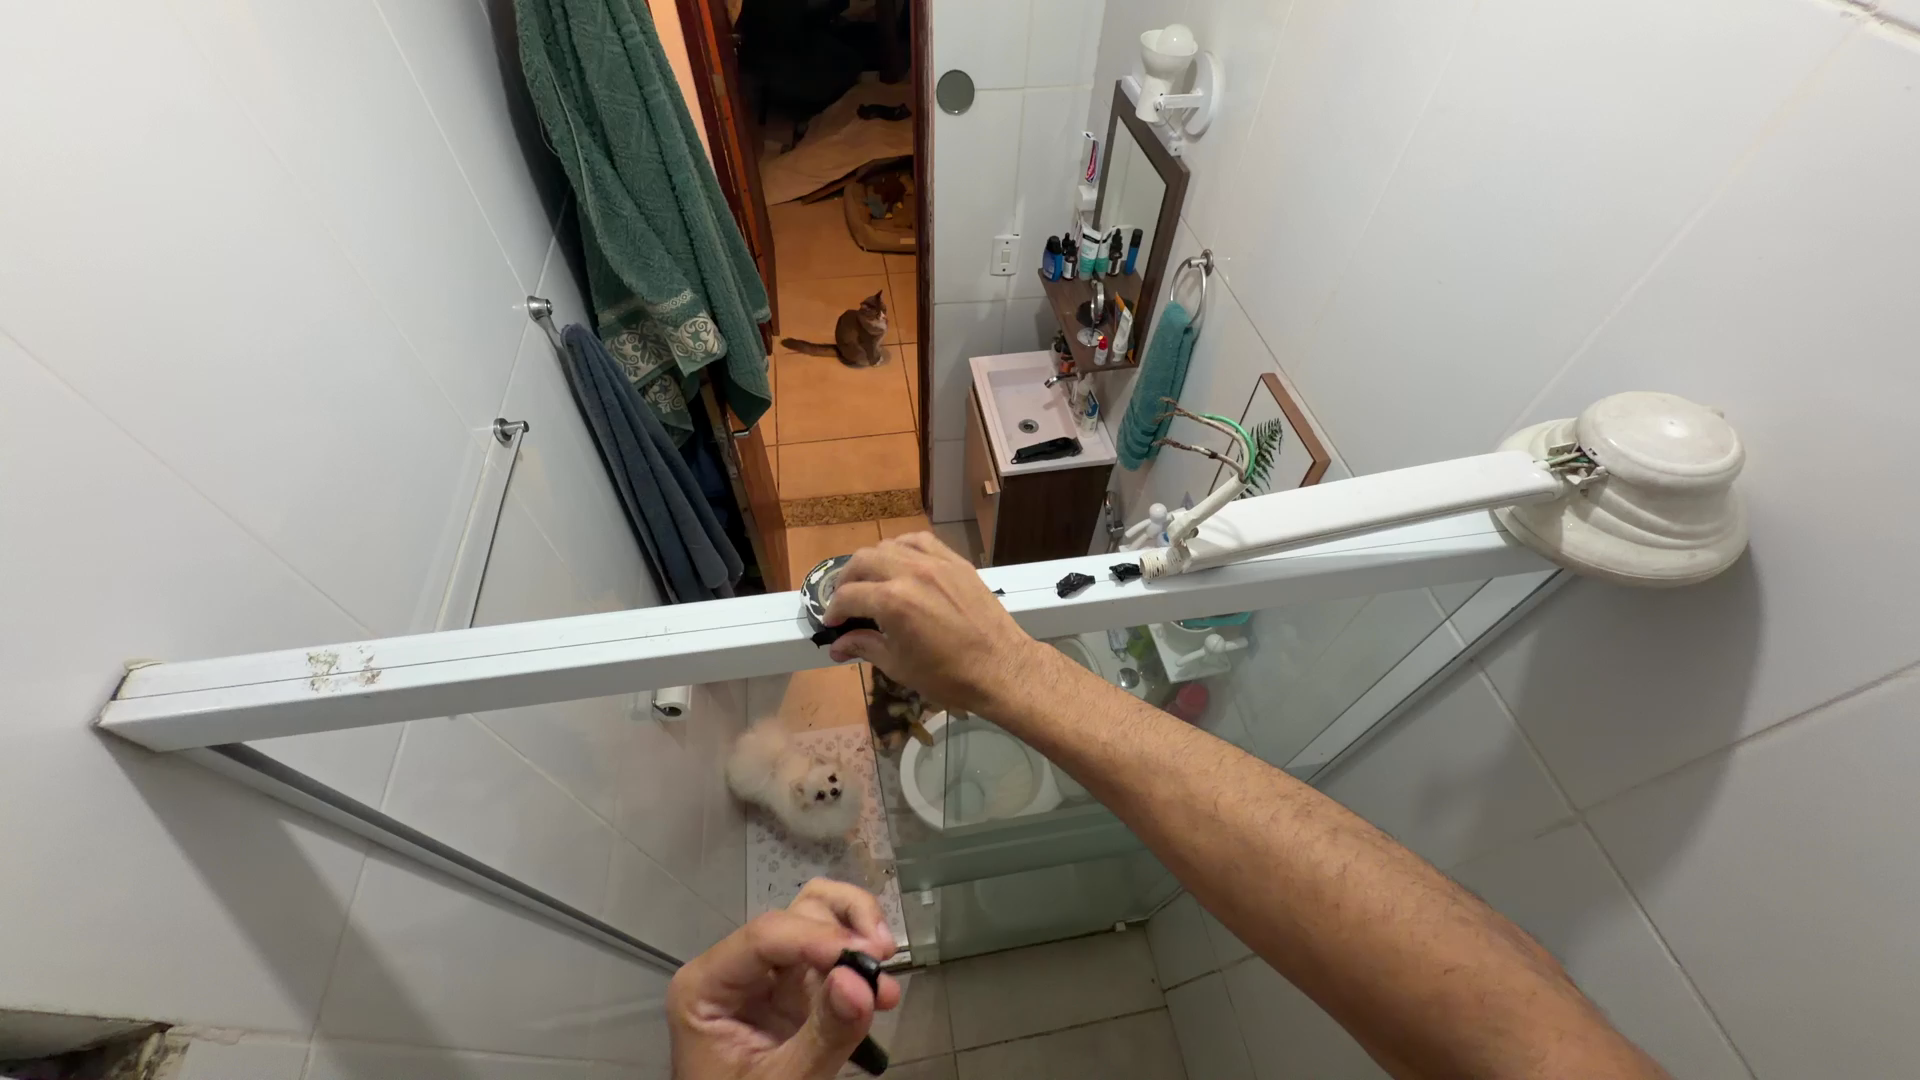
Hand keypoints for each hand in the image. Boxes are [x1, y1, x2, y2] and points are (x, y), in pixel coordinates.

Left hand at [668, 879, 901, 1079]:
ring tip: (886, 957)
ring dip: (857, 926)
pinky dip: (859, 957)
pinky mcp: (795, 987)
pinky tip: (881, 988)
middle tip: (881, 955)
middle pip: (795, 912)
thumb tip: (860, 983)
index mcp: (708, 985)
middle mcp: (737, 964)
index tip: (867, 957)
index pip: (765, 935)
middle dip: (844, 926)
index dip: (818, 937)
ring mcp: (769, 972)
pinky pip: (830, 951)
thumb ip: (821, 1036)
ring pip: (816, 914)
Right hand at [822, 532, 1051, 716]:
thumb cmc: (948, 676)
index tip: (832, 623)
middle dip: (846, 580)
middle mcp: (911, 573)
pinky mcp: (956, 562)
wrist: (1001, 668)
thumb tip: (837, 645)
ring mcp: (936, 563)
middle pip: (862, 561)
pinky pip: (921, 541)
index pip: (848, 596)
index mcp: (893, 602)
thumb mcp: (899, 665)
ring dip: (872, 562)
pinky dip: (902, 548)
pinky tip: (899, 563)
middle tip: (845, 602)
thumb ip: (865, 646)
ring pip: (889, 546)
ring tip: (870, 581)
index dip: (833, 610)